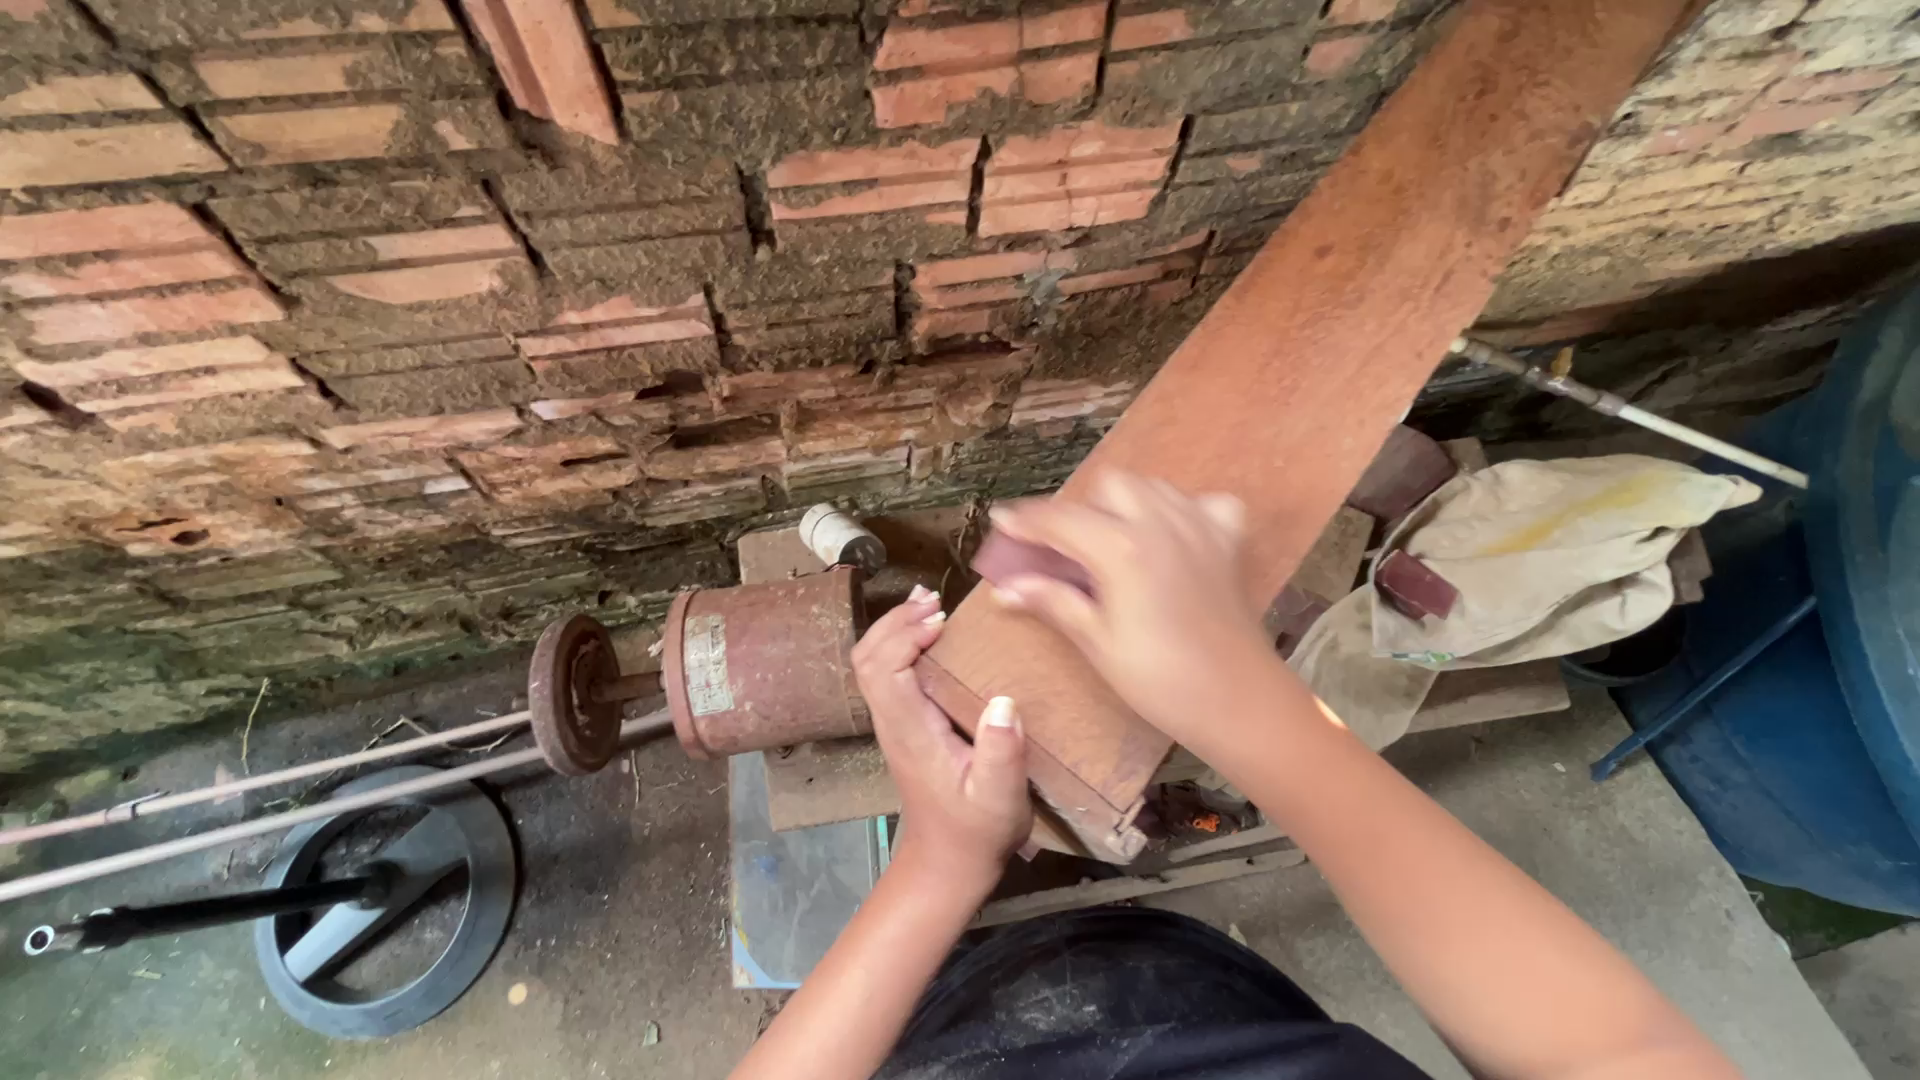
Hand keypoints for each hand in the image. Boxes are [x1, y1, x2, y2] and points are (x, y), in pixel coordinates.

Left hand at [852, 585, 1031, 884]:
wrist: (948, 862)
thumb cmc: (976, 832)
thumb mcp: (1000, 800)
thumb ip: (1001, 755)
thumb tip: (1004, 703)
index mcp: (910, 732)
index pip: (884, 668)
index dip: (905, 635)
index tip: (943, 622)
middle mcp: (893, 721)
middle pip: (867, 657)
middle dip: (895, 621)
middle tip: (934, 599)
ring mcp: (893, 722)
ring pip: (871, 662)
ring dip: (894, 628)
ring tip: (929, 603)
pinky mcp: (903, 723)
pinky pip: (887, 671)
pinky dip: (900, 643)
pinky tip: (929, 631)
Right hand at [988, 469, 1278, 741]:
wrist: (1239, 701)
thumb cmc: (1159, 680)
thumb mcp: (1097, 642)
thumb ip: (1053, 601)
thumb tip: (1005, 587)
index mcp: (1122, 547)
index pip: (1060, 520)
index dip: (1026, 521)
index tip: (1001, 521)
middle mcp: (1161, 521)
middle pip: (1109, 486)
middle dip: (1081, 509)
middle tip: (1067, 550)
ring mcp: (1200, 526)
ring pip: (1152, 486)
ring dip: (1124, 504)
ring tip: (1112, 542)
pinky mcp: (1228, 540)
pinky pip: (1202, 502)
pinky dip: (1181, 511)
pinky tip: (1171, 539)